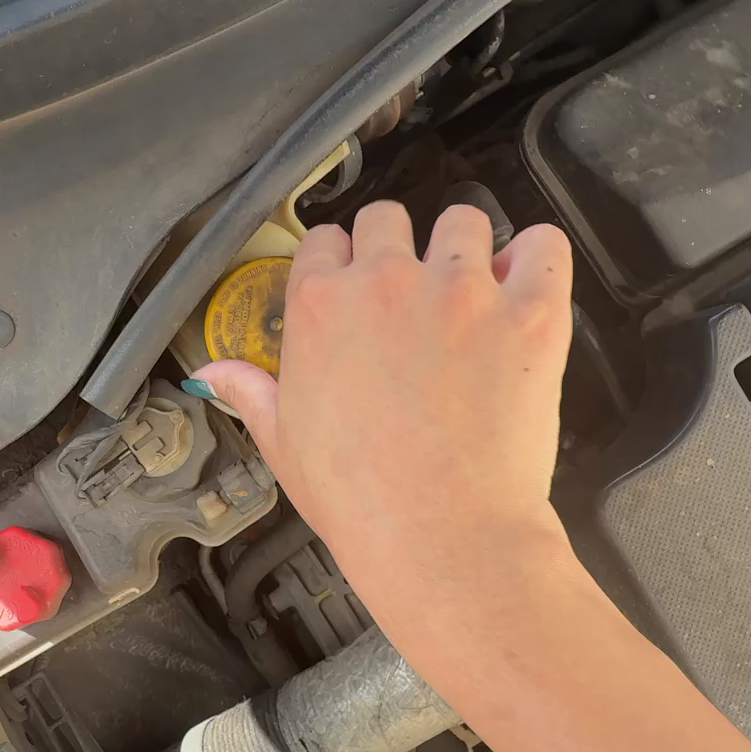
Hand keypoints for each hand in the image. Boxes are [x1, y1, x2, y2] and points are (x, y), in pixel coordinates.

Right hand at [195, 200, 576, 610]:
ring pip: (463, 221)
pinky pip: (542, 246)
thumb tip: (208, 374)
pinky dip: (535, 258)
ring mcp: (462, 290)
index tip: (349, 284)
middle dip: (392, 245)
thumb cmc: (353, 496)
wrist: (436, 534)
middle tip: (406, 291)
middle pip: (387, 217)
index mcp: (320, 306)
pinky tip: (521, 287)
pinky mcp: (529, 312)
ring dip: (462, 248)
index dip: (336, 262)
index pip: (324, 242)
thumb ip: (248, 391)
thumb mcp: (282, 443)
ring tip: (468, 291)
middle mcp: (386, 280)